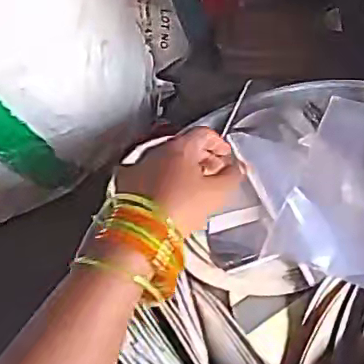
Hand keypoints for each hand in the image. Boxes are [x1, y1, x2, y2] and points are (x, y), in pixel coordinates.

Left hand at [113, 127, 243, 236]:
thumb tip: (237, 170)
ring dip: (181, 169)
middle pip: (185, 146)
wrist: (142, 229)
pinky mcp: (127, 184)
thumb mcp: (218, 193)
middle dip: (202, 156)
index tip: (224, 152)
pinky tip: (168, 195)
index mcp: (181, 147)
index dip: (219, 143)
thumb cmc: (178, 208)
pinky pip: (149, 176)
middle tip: (214, 170)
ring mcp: (140, 166)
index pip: (204, 133)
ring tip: (193, 187)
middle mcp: (157, 151)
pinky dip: (161, 181)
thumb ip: (232, 176)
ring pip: (165, 161)